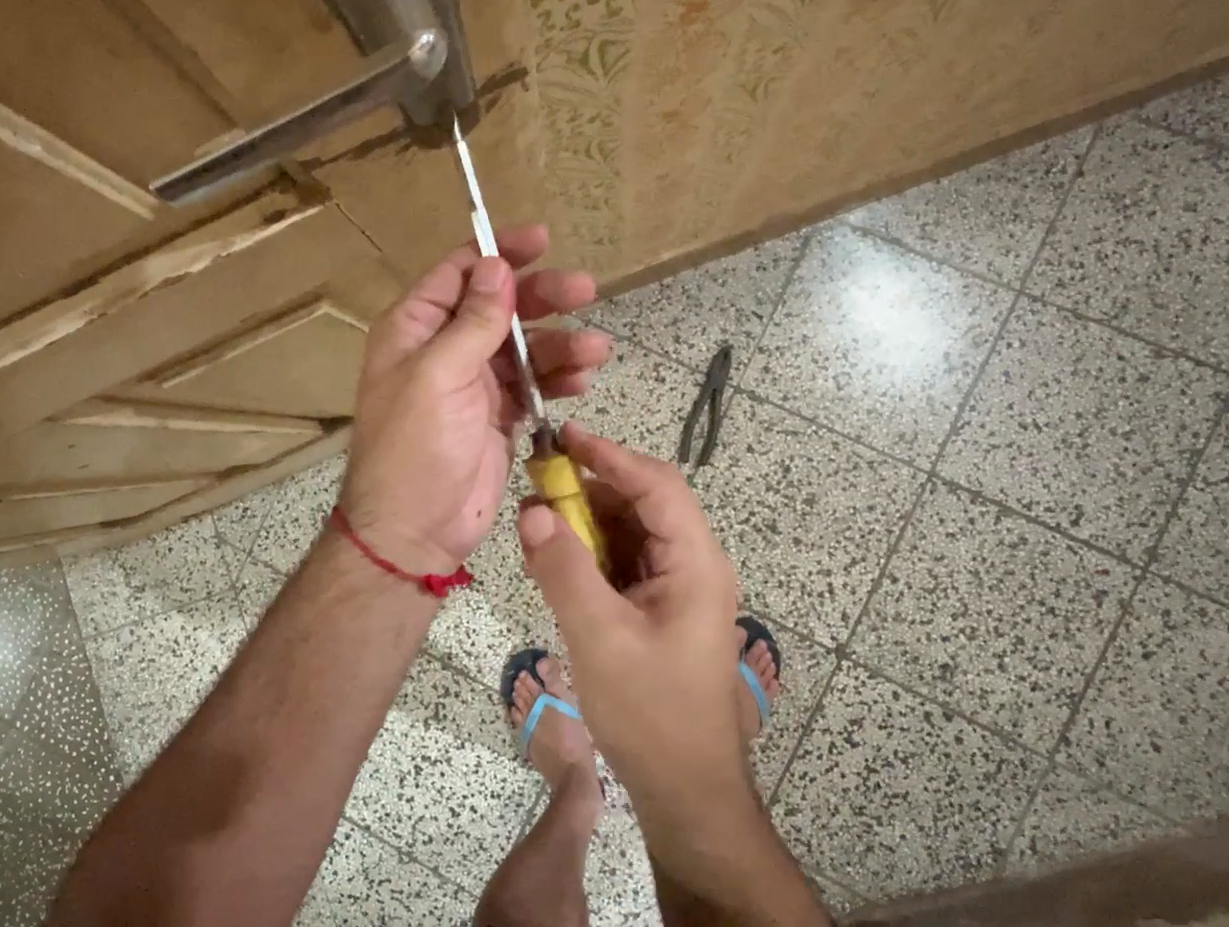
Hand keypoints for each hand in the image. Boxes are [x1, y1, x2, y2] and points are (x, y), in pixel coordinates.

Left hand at [339, 224, 607, 575]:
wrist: (415, 528)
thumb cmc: (415, 447)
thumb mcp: (439, 375)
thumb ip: (472, 322)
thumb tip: (495, 266)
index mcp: (415, 329)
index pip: (458, 274)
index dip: (497, 253)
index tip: (541, 239)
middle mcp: (443, 349)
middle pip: (499, 306)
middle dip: (541, 297)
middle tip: (586, 289)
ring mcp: (473, 384)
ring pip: (524, 347)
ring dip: (560, 344)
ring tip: (595, 350)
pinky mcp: (498, 416)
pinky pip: (534, 385)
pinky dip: (557, 379)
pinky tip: (582, 380)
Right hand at [515, 422, 747, 797]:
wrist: (685, 790)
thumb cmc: (650, 713)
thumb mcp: (599, 636)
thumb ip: (564, 569)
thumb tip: (532, 510)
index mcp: (696, 564)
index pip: (658, 485)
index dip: (611, 456)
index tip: (564, 438)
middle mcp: (694, 567)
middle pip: (644, 504)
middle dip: (591, 490)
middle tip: (538, 487)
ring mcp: (678, 591)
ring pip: (631, 534)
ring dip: (586, 523)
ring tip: (537, 525)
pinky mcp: (660, 612)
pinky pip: (624, 565)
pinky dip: (590, 556)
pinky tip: (553, 563)